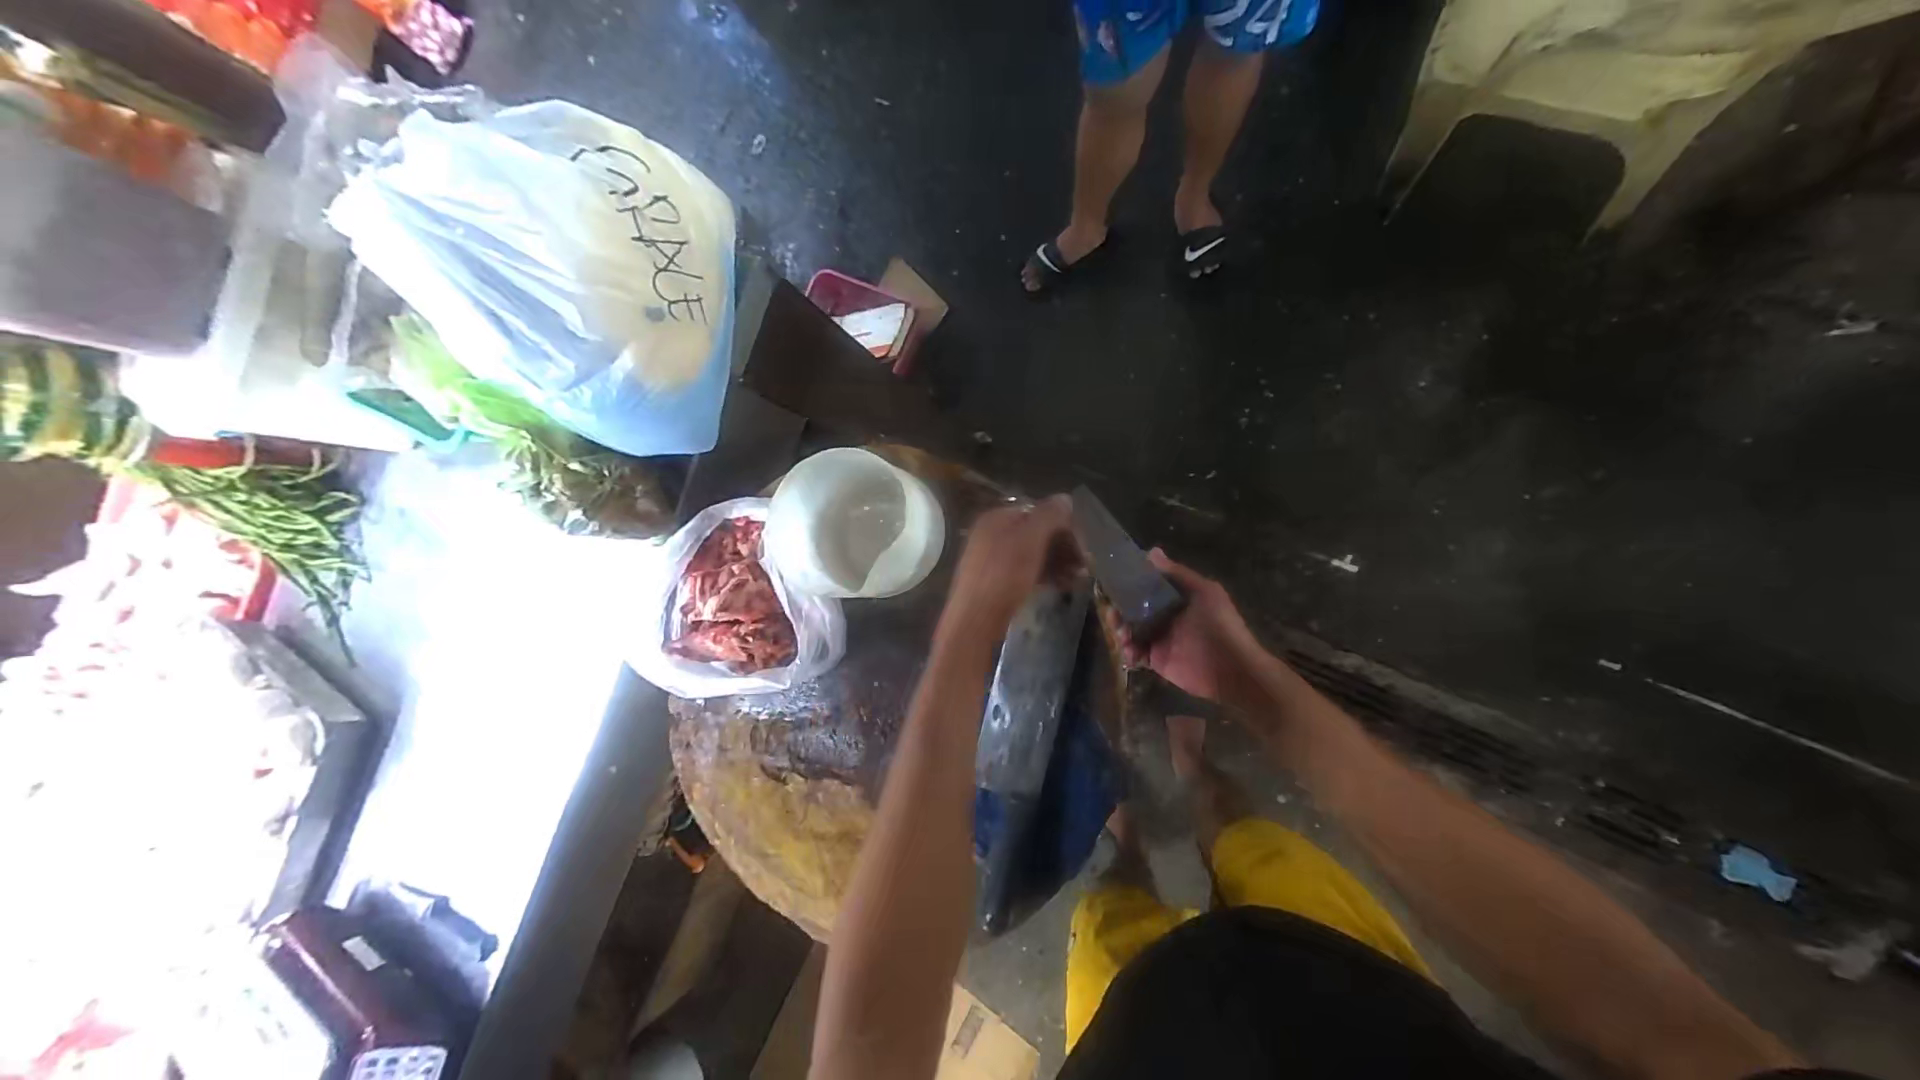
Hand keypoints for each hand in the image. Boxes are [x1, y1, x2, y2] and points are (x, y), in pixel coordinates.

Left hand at [940, 495, 1075, 641]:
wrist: (974, 621)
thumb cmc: (1003, 575)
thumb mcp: (1030, 540)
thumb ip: (1048, 516)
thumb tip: (1065, 497)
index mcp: (998, 517)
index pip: (1039, 512)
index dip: (1064, 526)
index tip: (1084, 546)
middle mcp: (992, 533)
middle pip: (1037, 533)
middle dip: (1064, 546)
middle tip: (1085, 565)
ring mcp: (992, 559)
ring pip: (1033, 554)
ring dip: (1058, 562)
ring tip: (1079, 578)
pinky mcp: (995, 582)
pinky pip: (1025, 571)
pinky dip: (1045, 575)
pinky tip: (1062, 586)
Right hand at [1115, 549, 1254, 701]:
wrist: (1230, 667)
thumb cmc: (1219, 624)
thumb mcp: (1203, 592)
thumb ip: (1177, 573)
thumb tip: (1151, 551)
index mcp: (1176, 599)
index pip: (1147, 588)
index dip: (1130, 585)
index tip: (1114, 582)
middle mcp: (1166, 617)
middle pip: (1134, 610)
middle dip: (1120, 610)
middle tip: (1113, 613)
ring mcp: (1160, 639)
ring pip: (1131, 631)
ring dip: (1121, 631)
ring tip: (1123, 635)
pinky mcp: (1157, 660)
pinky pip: (1136, 653)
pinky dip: (1129, 651)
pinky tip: (1131, 651)